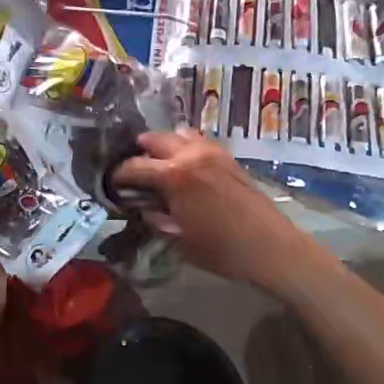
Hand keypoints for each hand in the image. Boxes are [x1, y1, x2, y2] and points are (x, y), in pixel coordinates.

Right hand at [111, 129, 328, 290]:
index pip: (133, 166)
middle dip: (138, 151)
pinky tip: (184, 165)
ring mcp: (212, 153)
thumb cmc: (220, 249)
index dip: (117, 175)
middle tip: (132, 170)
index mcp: (173, 175)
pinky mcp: (229, 159)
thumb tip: (141, 207)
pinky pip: (200, 142)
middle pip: (154, 139)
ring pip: (179, 134)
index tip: (110, 185)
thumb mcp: (176, 238)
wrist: (273, 249)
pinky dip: (186, 146)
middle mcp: (190, 155)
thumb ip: (154, 217)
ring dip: (164, 144)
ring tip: (157, 163)